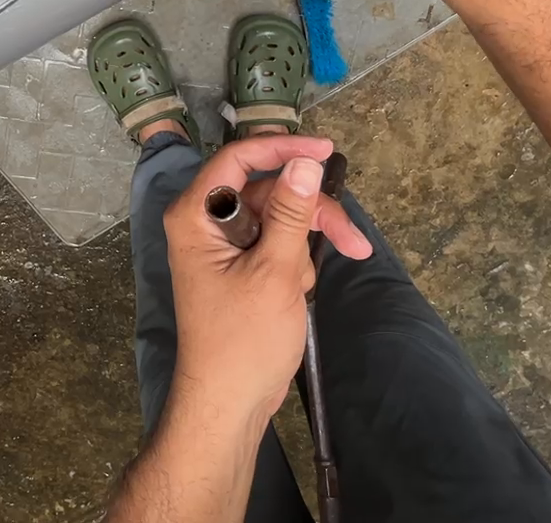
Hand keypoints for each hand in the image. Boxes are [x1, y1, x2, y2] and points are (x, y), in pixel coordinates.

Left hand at [161, 135, 372, 429]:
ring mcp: (222, 243)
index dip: (283, 148)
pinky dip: (293, 263)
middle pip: (267, 190)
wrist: (230, 403)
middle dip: (309, 214)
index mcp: (195, 213)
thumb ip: (291, 212)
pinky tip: (296, 294)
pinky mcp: (240, 264)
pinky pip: (274, 242)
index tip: (327, 151)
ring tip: (305, 288)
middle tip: (354, 241)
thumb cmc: (243, 339)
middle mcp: (205, 220)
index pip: (239, 158)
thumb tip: (306, 162)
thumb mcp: (275, 271)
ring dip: (303, 245)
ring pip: (277, 217)